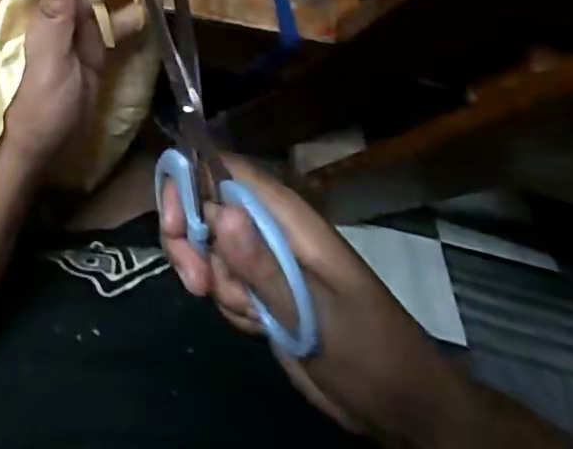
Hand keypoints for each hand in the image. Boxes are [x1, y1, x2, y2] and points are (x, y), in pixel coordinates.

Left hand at [0, 0, 142, 174]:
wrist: (38, 153)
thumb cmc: (35, 106)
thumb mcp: (47, 60)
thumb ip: (54, 17)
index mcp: (38, 17)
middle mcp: (55, 21)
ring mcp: (74, 39)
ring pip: (97, 4)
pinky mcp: (92, 58)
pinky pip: (111, 31)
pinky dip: (127, 20)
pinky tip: (146, 9)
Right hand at [160, 158, 461, 447]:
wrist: (398, 401)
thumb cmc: (365, 348)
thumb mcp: (312, 311)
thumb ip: (262, 265)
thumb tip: (219, 212)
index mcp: (286, 215)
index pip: (224, 171)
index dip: (189, 183)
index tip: (173, 226)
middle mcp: (271, 226)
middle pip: (206, 207)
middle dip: (191, 242)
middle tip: (197, 284)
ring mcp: (266, 257)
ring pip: (211, 247)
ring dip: (214, 280)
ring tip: (249, 314)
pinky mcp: (263, 286)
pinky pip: (224, 279)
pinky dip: (229, 302)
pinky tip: (256, 324)